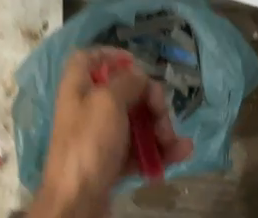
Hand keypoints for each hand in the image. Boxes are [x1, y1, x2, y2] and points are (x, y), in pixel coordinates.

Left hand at [31, 48, 194, 217]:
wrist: (77, 203)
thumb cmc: (89, 143)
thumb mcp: (108, 101)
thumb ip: (127, 81)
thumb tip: (139, 75)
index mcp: (78, 87)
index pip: (89, 58)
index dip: (111, 55)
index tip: (136, 63)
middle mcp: (88, 108)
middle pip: (125, 91)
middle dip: (151, 101)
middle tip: (162, 114)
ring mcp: (100, 137)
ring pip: (137, 122)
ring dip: (161, 128)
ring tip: (173, 143)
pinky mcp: (112, 163)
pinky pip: (140, 149)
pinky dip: (159, 150)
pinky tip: (181, 153)